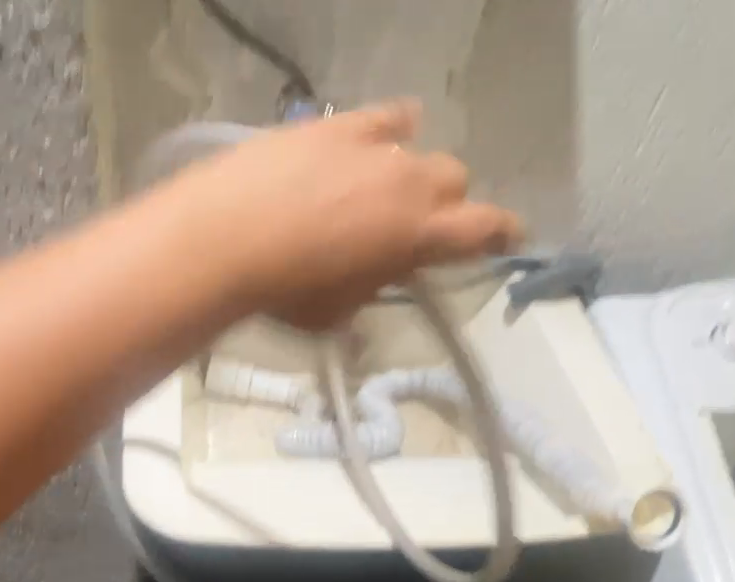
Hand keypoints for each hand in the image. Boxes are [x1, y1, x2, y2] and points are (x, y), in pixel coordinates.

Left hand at [155, 100, 522, 330]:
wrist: (226, 238)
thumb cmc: (284, 293)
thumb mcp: (336, 312)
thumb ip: (371, 289)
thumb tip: (379, 276)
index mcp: (419, 235)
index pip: (484, 228)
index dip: (502, 233)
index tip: (508, 238)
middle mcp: (410, 183)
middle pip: (454, 182)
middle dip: (446, 206)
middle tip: (418, 229)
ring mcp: (375, 147)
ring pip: (421, 150)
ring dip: (414, 173)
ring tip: (390, 190)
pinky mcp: (338, 126)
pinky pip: (386, 116)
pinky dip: (394, 128)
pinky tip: (386, 136)